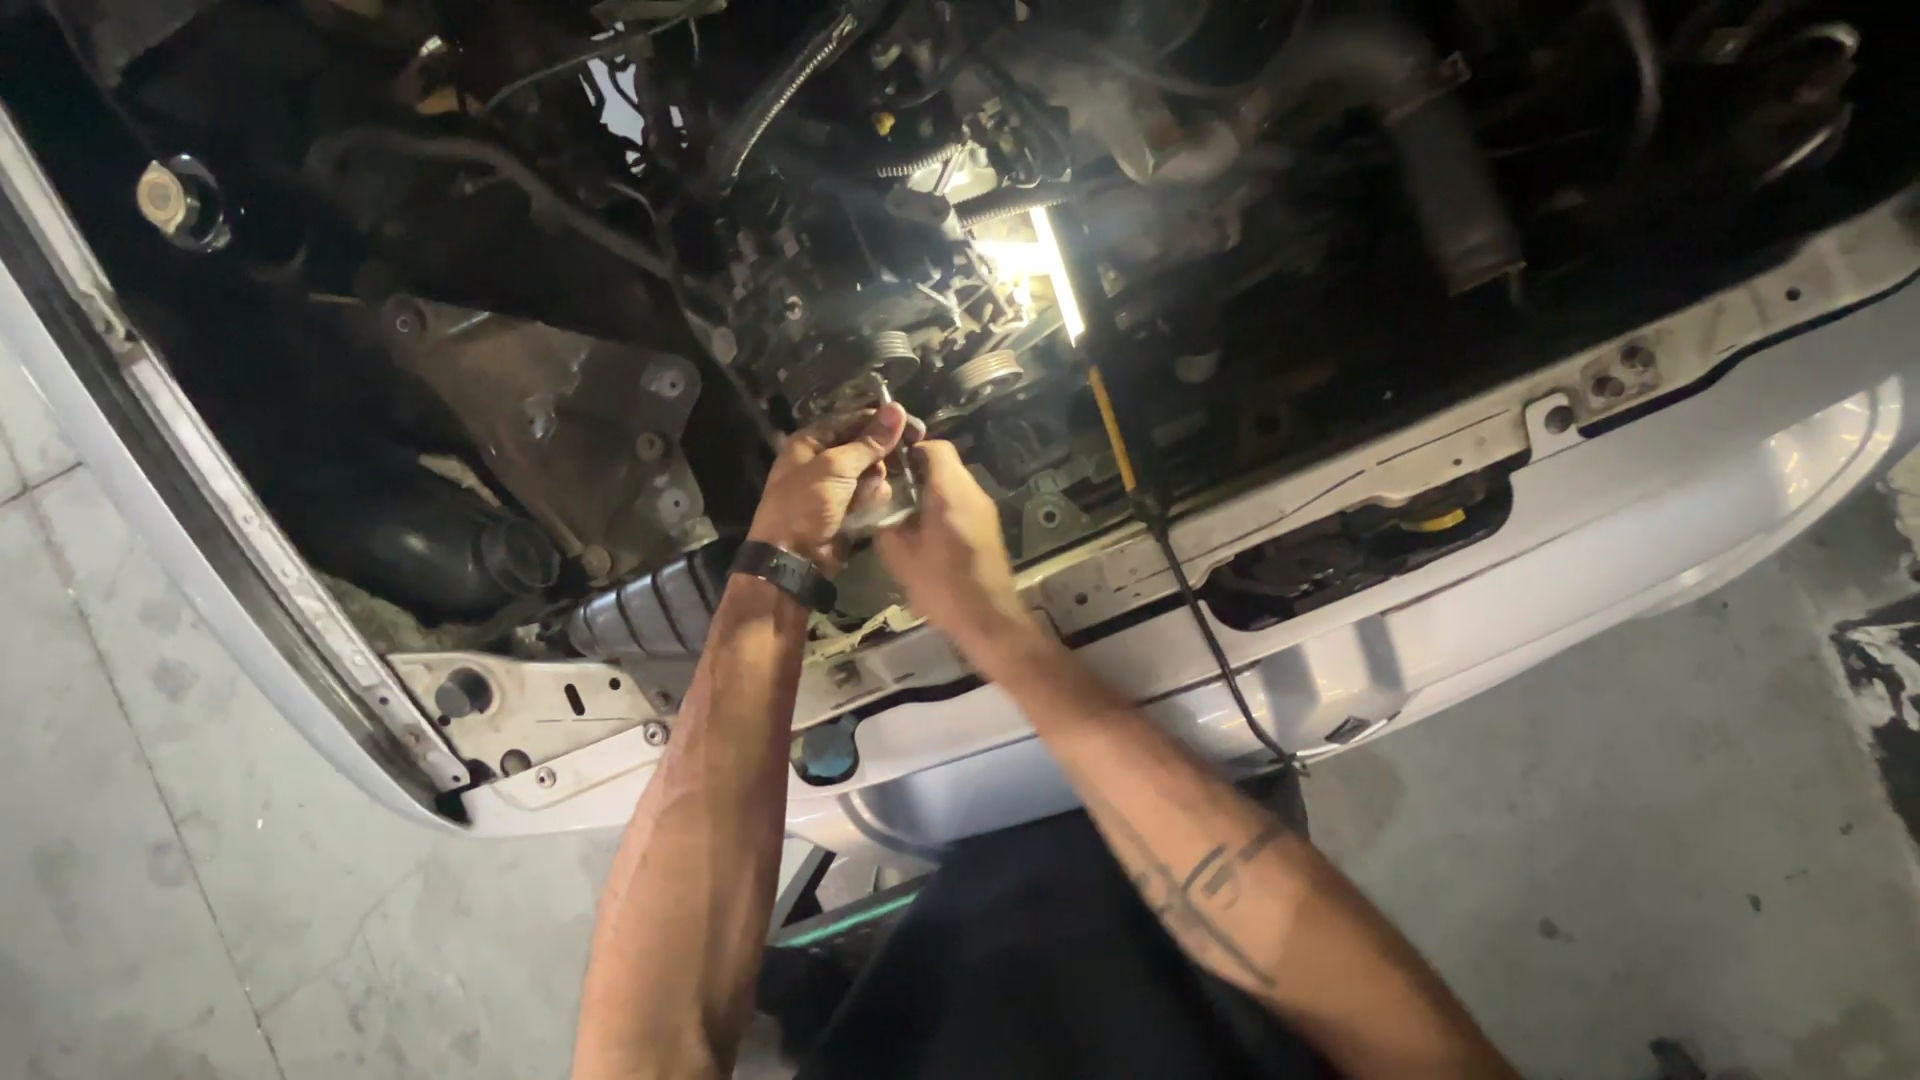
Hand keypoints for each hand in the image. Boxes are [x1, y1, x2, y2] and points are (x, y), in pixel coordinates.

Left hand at [747, 403, 912, 575]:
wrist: (792, 558)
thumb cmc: (806, 504)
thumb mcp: (836, 467)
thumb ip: (869, 442)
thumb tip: (897, 409)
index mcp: (811, 441)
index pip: (853, 420)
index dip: (882, 422)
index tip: (914, 426)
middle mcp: (822, 460)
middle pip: (865, 447)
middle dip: (880, 457)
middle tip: (903, 460)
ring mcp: (834, 487)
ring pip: (871, 473)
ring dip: (874, 483)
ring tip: (868, 495)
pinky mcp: (845, 510)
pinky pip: (868, 496)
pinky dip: (871, 501)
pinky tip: (869, 508)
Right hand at [875, 440, 1030, 652]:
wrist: (987, 617)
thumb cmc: (941, 584)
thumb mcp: (899, 554)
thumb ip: (886, 521)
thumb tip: (880, 504)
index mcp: (950, 490)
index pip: (934, 447)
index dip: (910, 451)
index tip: (890, 467)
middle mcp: (973, 492)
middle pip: (945, 464)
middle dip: (917, 474)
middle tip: (892, 493)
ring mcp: (985, 509)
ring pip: (954, 485)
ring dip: (931, 492)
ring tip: (906, 515)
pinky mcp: (989, 527)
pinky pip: (963, 504)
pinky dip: (944, 508)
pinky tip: (926, 533)